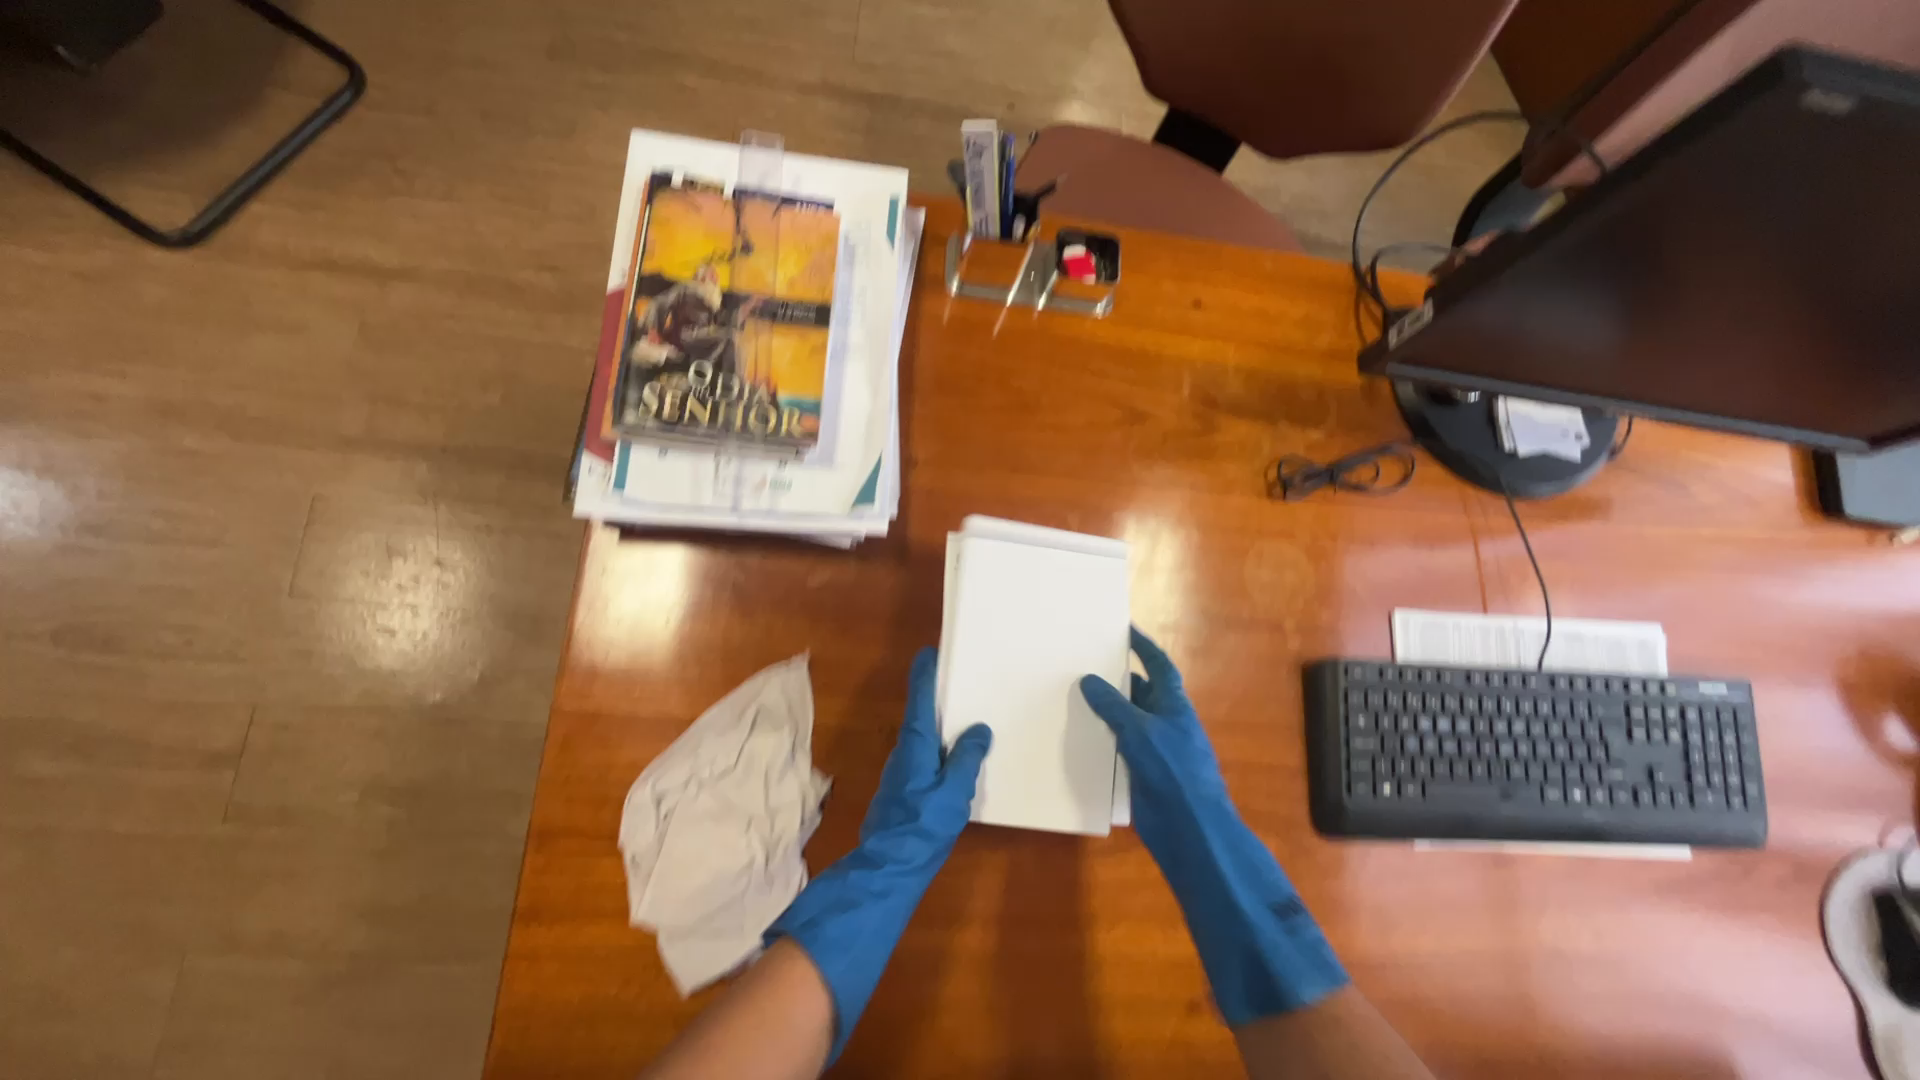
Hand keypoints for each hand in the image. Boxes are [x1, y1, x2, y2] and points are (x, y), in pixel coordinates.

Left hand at [766, 648, 989, 1062]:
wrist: (891, 866)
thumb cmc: (924, 825)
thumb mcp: (954, 791)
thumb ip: (967, 758)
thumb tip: (978, 730)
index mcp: (916, 743)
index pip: (920, 696)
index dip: (926, 672)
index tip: (934, 651)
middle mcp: (905, 750)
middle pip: (922, 713)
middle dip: (939, 696)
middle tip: (964, 681)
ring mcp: (902, 771)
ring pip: (924, 736)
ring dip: (942, 723)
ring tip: (969, 715)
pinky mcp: (904, 789)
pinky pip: (926, 756)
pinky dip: (941, 747)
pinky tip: (959, 756)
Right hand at [1079, 628, 1347, 1025]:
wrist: (1190, 830)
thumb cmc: (1173, 771)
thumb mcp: (1140, 731)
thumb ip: (1114, 706)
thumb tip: (1088, 681)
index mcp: (1174, 706)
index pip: (1159, 666)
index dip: (1143, 647)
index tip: (1123, 629)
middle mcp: (1165, 723)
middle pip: (1139, 693)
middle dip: (1116, 679)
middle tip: (1082, 662)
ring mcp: (1154, 750)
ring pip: (1125, 722)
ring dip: (1104, 711)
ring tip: (1069, 695)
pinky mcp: (1140, 774)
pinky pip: (1117, 749)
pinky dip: (1100, 740)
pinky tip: (1075, 737)